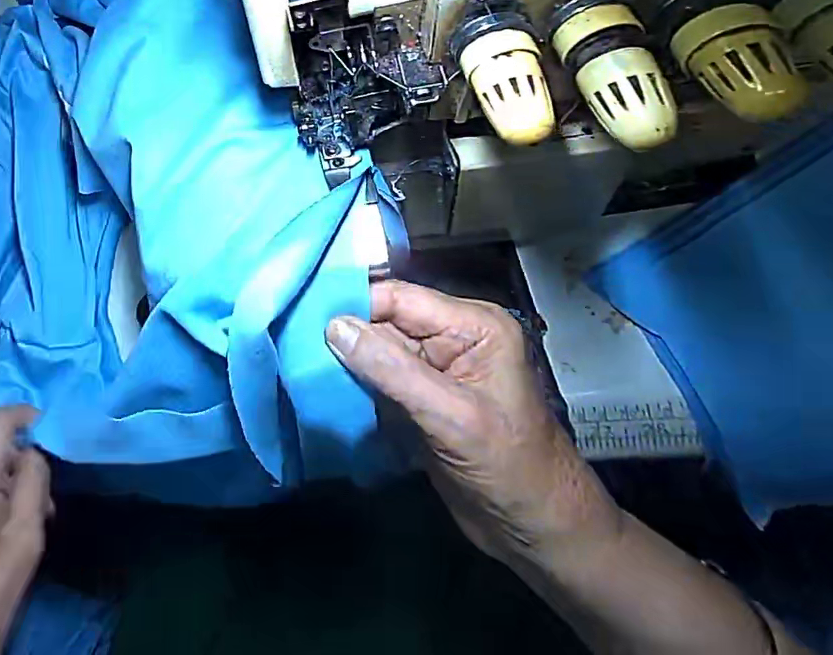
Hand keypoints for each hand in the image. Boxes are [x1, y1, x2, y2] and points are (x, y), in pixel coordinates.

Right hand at [326, 281, 621, 564]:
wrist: (539, 534)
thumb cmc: (510, 470)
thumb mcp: (452, 417)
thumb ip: (391, 369)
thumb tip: (333, 326)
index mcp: (472, 325)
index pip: (399, 298)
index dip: (354, 304)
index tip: (305, 316)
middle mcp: (451, 336)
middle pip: (383, 320)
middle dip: (343, 332)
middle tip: (294, 340)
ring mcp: (434, 367)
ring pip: (375, 348)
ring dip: (343, 359)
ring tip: (300, 361)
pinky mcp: (420, 395)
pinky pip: (378, 376)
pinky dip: (354, 382)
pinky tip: (324, 385)